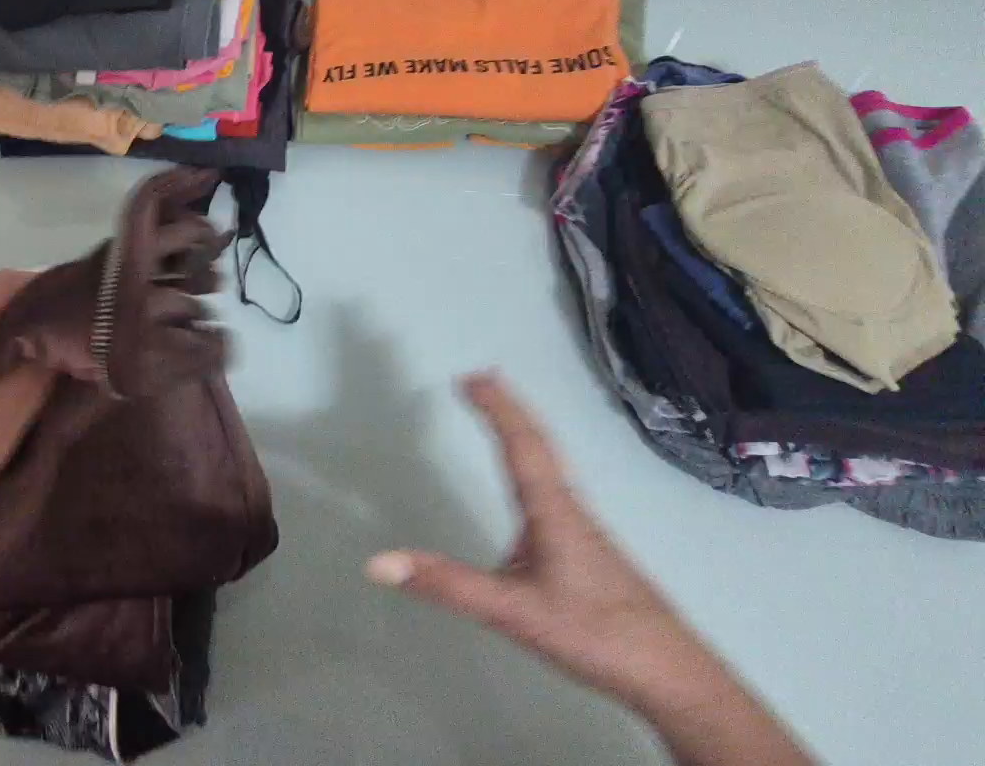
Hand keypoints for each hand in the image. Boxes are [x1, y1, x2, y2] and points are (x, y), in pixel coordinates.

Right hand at [365, 373, 813, 765]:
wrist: (681, 681)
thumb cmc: (600, 636)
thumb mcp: (514, 613)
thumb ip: (447, 585)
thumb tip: (378, 563)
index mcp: (553, 513)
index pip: (522, 447)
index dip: (497, 409)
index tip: (470, 377)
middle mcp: (572, 512)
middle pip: (542, 447)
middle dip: (512, 408)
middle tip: (484, 378)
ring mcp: (587, 532)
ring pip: (554, 466)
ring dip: (526, 432)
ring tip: (503, 414)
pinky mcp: (593, 552)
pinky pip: (558, 487)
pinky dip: (537, 462)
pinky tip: (534, 481)